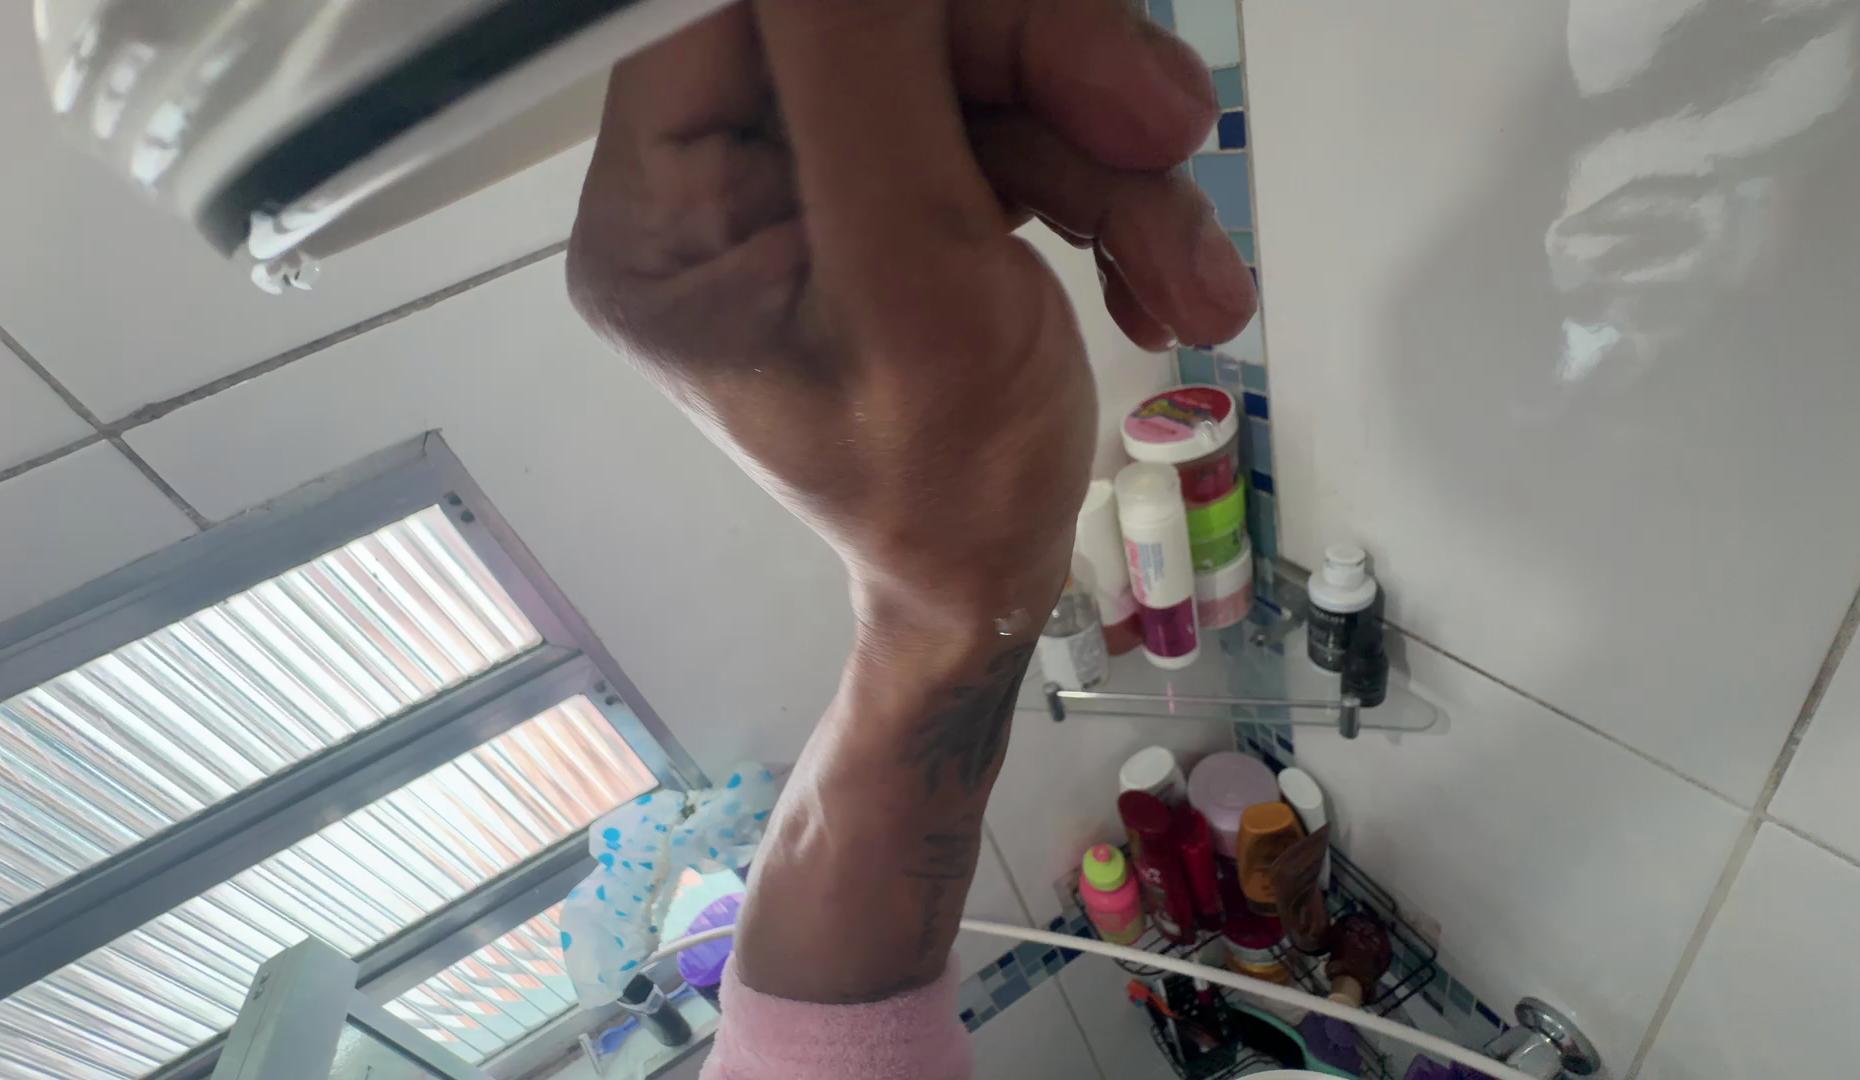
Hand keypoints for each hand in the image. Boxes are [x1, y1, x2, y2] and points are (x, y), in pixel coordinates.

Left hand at [567, 0, 1256, 640]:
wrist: (995, 579)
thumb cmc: (945, 487)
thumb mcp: (912, 293)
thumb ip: (867, 84)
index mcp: (663, 226)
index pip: (743, 22)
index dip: (884, 12)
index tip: (1036, 30)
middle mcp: (727, 202)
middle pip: (882, 47)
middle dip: (1047, 81)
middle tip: (1170, 130)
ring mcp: (828, 207)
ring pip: (971, 95)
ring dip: (1107, 176)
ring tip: (1195, 277)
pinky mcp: (909, 220)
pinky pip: (1007, 158)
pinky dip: (1099, 215)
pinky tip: (1162, 289)